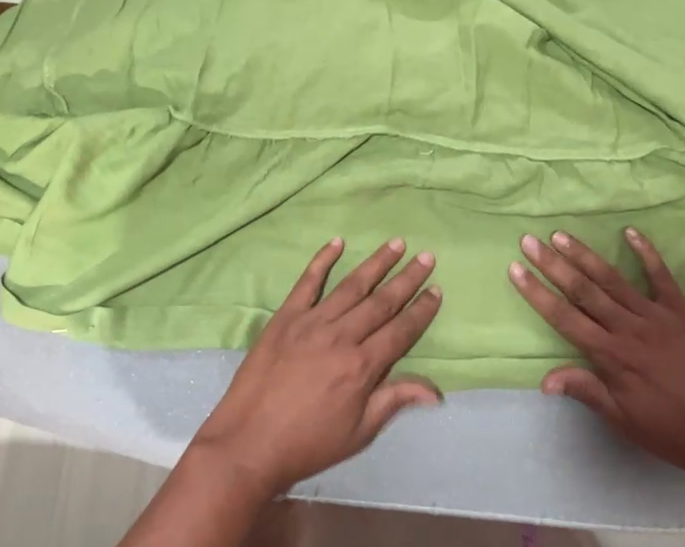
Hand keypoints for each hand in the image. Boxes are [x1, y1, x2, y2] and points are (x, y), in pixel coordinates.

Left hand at [190, 238, 443, 495]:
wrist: (248, 443)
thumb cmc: (308, 444)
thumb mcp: (359, 433)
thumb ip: (394, 401)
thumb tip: (436, 391)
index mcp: (362, 367)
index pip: (400, 331)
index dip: (421, 310)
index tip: (436, 290)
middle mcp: (341, 337)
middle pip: (381, 302)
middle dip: (407, 278)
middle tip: (426, 256)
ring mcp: (311, 322)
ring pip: (351, 286)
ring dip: (376, 263)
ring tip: (396, 243)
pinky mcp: (285, 318)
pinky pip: (307, 282)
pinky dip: (322, 260)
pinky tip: (337, 242)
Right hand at [509, 228, 684, 487]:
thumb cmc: (675, 433)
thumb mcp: (625, 422)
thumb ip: (587, 392)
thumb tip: (544, 380)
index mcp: (612, 356)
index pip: (565, 318)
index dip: (537, 293)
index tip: (516, 269)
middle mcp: (630, 329)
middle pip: (584, 290)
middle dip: (553, 264)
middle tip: (529, 240)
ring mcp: (658, 317)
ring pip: (614, 280)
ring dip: (585, 255)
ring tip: (561, 235)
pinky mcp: (683, 314)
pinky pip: (662, 278)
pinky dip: (646, 254)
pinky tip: (631, 233)